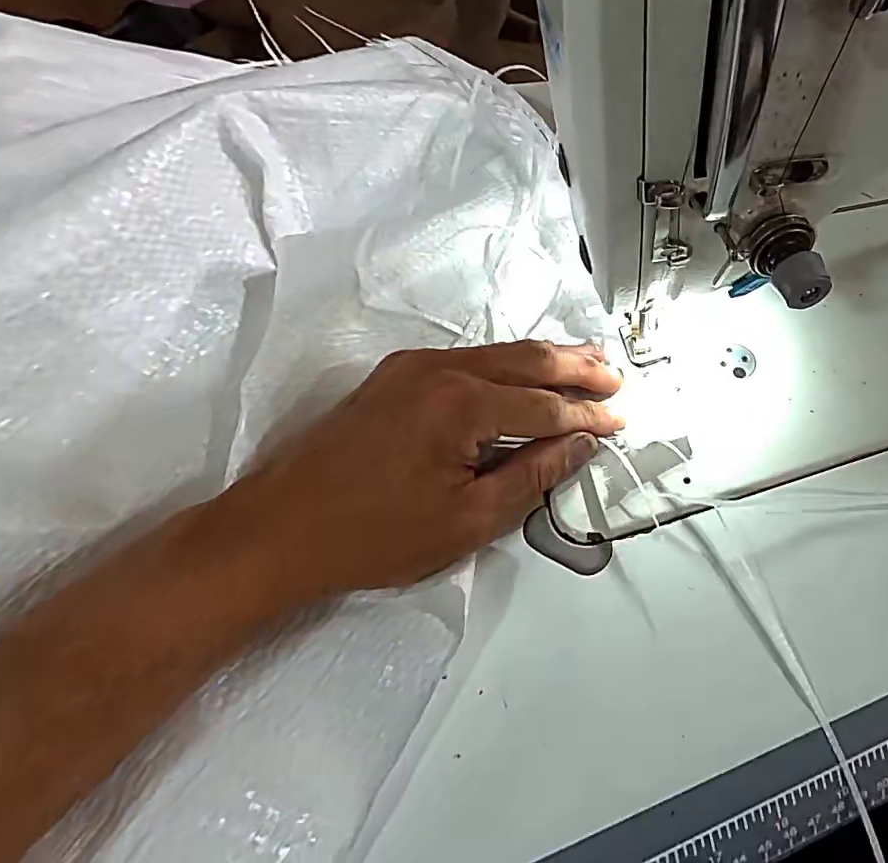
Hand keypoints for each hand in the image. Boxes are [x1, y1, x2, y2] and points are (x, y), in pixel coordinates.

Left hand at [206, 340, 623, 606]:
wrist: (269, 535)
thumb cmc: (370, 537)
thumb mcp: (469, 520)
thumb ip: (534, 475)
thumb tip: (579, 444)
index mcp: (461, 405)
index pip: (547, 406)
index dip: (588, 416)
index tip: (618, 422)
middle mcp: (441, 370)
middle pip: (532, 359)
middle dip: (580, 368)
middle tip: (616, 378)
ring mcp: (415, 366)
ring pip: (504, 350)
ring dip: (550, 357)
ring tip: (589, 360)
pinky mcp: (397, 373)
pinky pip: (473, 356)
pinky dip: (512, 362)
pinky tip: (531, 370)